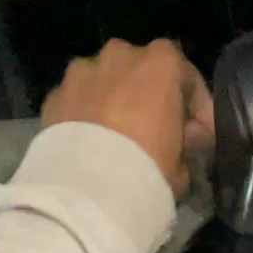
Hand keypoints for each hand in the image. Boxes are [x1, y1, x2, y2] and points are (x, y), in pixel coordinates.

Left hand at [41, 39, 214, 194]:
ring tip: (114, 143)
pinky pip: (75, 106)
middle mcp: (119, 55)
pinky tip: (86, 148)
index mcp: (161, 63)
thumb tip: (187, 140)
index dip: (196, 109)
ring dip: (110, 106)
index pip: (186, 78)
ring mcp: (81, 74)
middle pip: (139, 75)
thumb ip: (188, 145)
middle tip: (152, 137)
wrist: (87, 196)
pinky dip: (82, 120)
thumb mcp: (182, 166)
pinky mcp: (53, 99)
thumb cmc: (146, 173)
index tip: (199, 136)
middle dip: (147, 101)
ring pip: (102, 85)